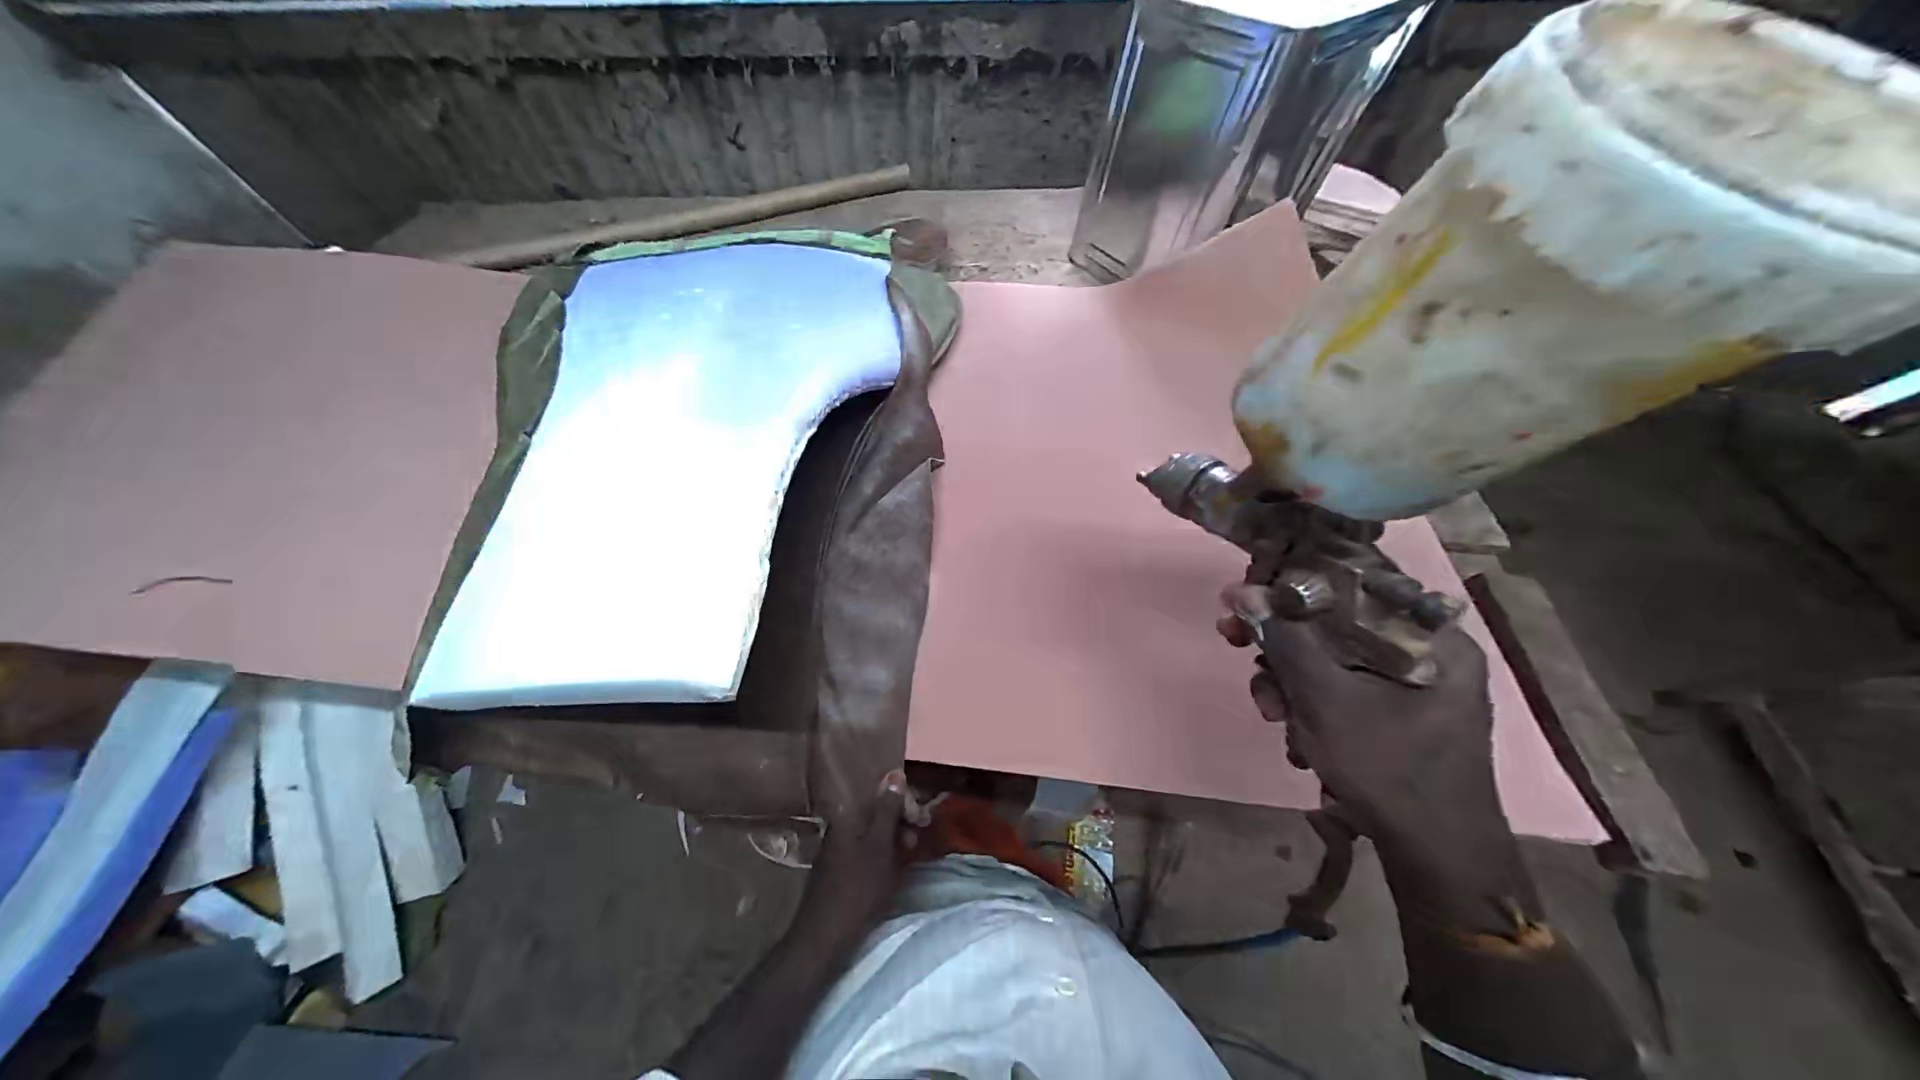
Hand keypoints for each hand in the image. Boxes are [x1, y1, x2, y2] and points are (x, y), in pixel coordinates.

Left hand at [793, 771, 916, 944]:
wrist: (825, 935)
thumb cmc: (858, 888)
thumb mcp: (880, 845)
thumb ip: (888, 809)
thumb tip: (894, 774)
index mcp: (848, 815)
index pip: (881, 793)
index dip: (904, 803)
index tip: (922, 820)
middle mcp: (840, 826)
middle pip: (876, 812)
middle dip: (901, 820)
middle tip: (917, 838)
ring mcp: (838, 848)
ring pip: (872, 833)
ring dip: (893, 839)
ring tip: (908, 855)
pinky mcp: (839, 869)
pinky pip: (866, 851)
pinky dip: (882, 854)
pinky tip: (891, 868)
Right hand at [1221, 588, 1527, 929]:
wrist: (1437, 856)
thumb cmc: (1389, 768)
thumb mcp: (1325, 699)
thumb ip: (1283, 640)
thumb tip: (1241, 589)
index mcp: (1429, 633)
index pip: (1354, 577)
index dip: (1295, 581)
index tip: (1250, 595)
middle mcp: (1426, 649)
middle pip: (1335, 620)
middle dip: (1281, 643)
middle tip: (1236, 642)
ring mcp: (1413, 683)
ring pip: (1332, 657)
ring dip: (1290, 682)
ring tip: (1273, 716)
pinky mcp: (1398, 711)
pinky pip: (1343, 687)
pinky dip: (1313, 705)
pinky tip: (1299, 738)